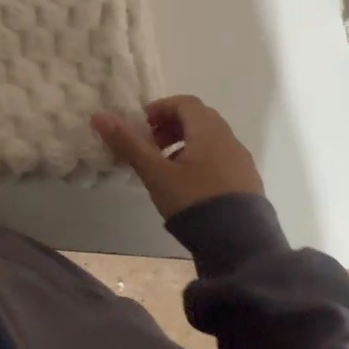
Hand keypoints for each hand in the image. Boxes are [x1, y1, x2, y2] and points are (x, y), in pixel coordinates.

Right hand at [92, 95, 262, 218]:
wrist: (240, 245)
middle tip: (151, 144)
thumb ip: (128, 143)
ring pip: (211, 140)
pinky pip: (222, 159)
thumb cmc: (193, 200)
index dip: (160, 108)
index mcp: (209, 132)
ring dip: (185, 144)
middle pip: (199, 119)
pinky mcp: (248, 183)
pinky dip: (201, 160)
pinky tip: (188, 186)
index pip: (185, 102)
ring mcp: (242, 162)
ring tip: (167, 167)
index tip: (142, 126)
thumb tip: (99, 116)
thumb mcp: (155, 172)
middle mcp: (230, 140)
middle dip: (171, 126)